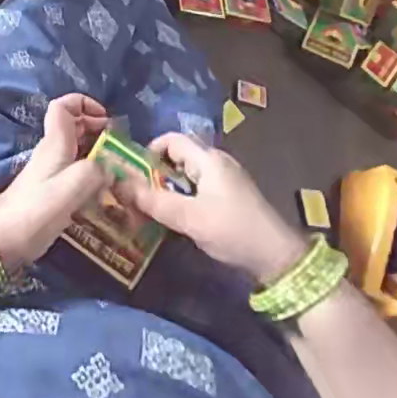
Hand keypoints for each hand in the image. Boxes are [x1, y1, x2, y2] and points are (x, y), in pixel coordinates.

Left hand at [0, 94, 111, 267]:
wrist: (1, 241)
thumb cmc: (35, 211)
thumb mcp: (71, 188)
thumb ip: (96, 172)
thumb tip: (111, 168)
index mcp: (55, 143)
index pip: (63, 106)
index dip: (84, 104)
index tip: (106, 119)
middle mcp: (52, 151)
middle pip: (74, 126)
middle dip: (98, 129)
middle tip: (119, 146)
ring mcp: (50, 171)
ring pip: (77, 149)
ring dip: (98, 152)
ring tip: (119, 168)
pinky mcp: (51, 190)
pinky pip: (76, 170)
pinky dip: (92, 173)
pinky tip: (105, 190)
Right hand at [119, 133, 309, 284]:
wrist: (277, 258)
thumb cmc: (232, 230)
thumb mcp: (189, 218)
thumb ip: (154, 201)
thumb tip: (118, 185)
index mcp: (208, 158)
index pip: (170, 140)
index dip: (148, 152)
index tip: (133, 176)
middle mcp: (216, 162)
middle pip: (177, 157)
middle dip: (155, 174)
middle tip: (136, 196)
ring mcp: (224, 180)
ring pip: (186, 175)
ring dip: (167, 189)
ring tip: (150, 210)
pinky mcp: (228, 197)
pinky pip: (197, 188)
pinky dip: (182, 198)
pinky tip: (175, 219)